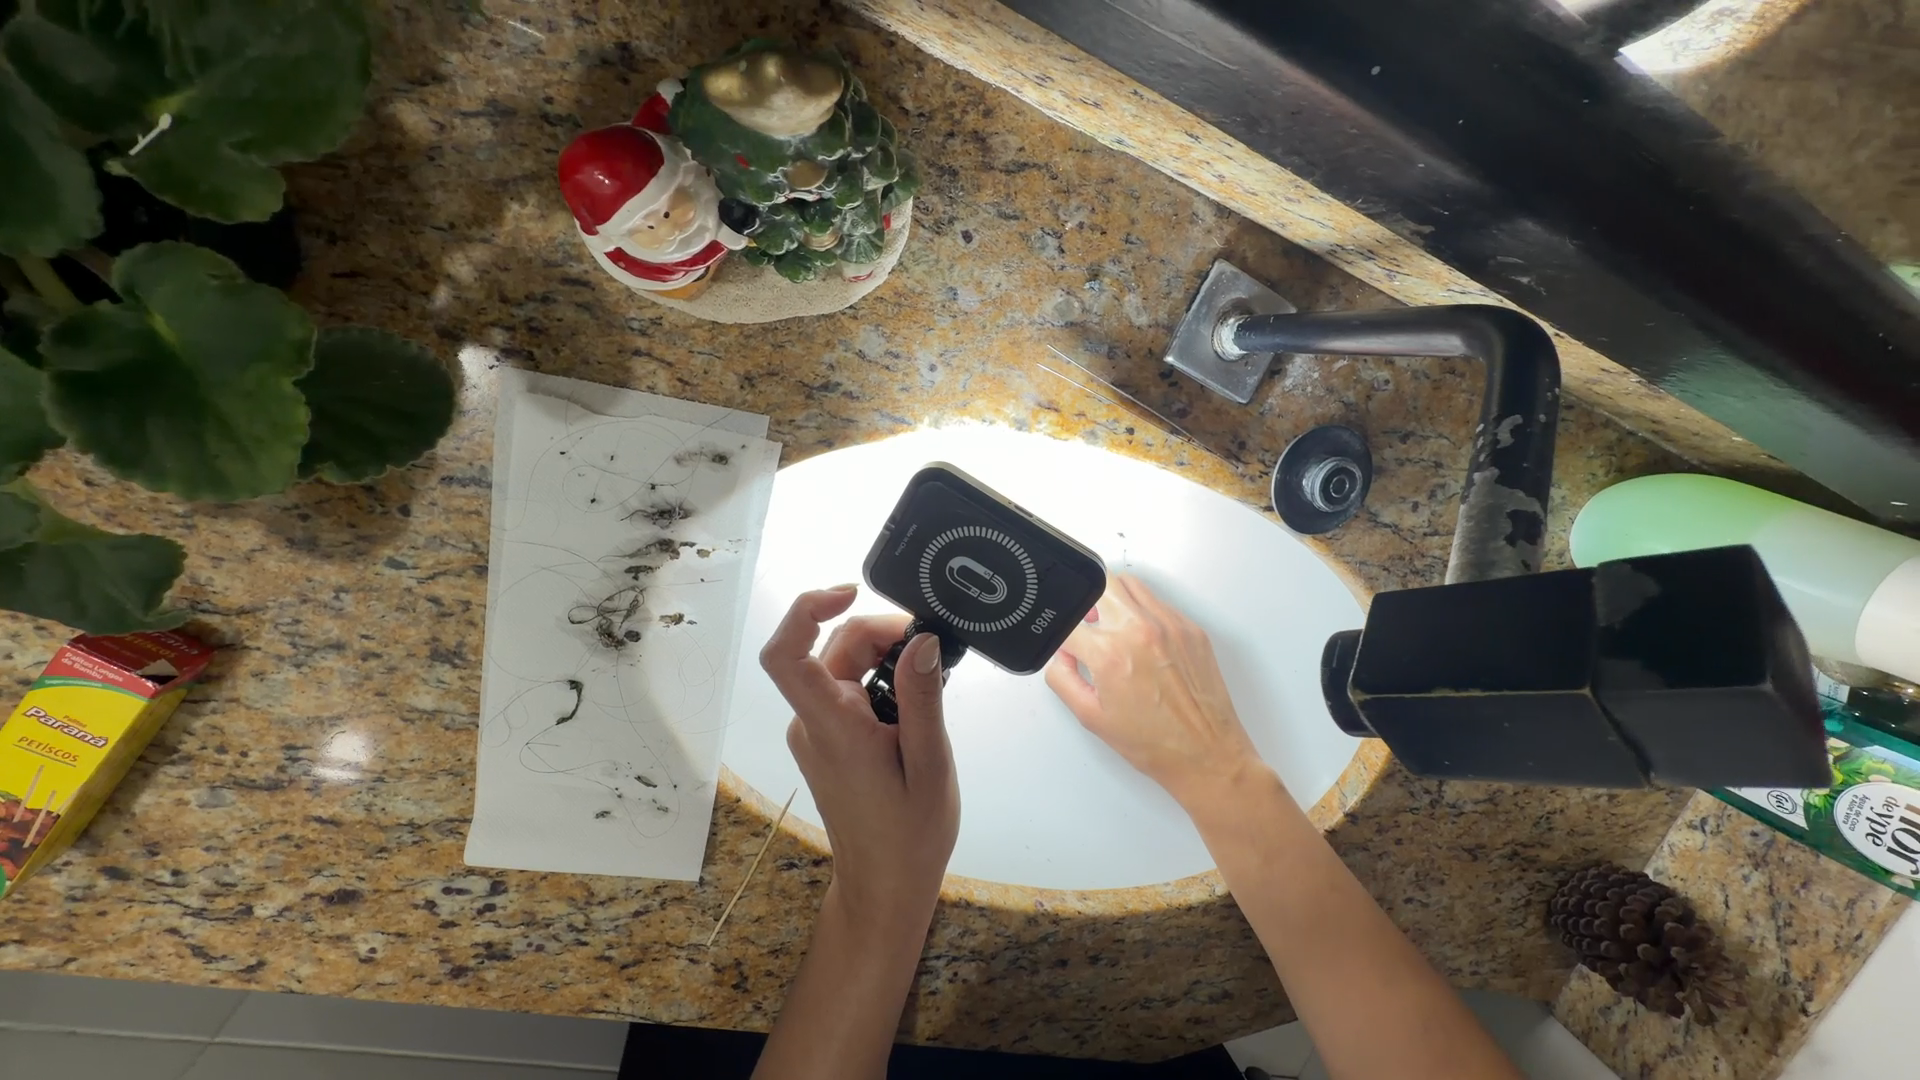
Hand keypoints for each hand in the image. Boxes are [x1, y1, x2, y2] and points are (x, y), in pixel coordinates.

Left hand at [760, 586, 959, 927]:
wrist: (885, 885)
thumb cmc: (910, 834)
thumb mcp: (930, 764)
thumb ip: (922, 699)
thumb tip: (923, 638)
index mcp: (833, 728)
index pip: (786, 656)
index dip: (805, 610)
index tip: (848, 592)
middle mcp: (813, 723)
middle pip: (831, 650)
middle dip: (881, 633)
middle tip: (933, 649)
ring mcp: (816, 732)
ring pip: (841, 666)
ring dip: (884, 656)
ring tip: (931, 679)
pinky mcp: (827, 740)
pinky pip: (847, 689)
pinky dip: (880, 679)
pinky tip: (914, 699)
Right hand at [1045, 574, 1262, 807]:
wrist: (1205, 754)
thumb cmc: (1155, 742)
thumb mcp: (1090, 716)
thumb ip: (1063, 677)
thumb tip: (1060, 654)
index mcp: (1110, 653)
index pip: (1070, 623)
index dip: (1063, 637)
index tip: (1068, 647)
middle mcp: (1141, 630)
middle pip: (1100, 585)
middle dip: (1087, 604)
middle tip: (1089, 625)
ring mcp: (1170, 625)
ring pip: (1131, 584)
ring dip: (1115, 600)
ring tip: (1115, 629)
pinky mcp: (1192, 629)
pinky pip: (1159, 602)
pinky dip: (1144, 613)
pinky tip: (1144, 642)